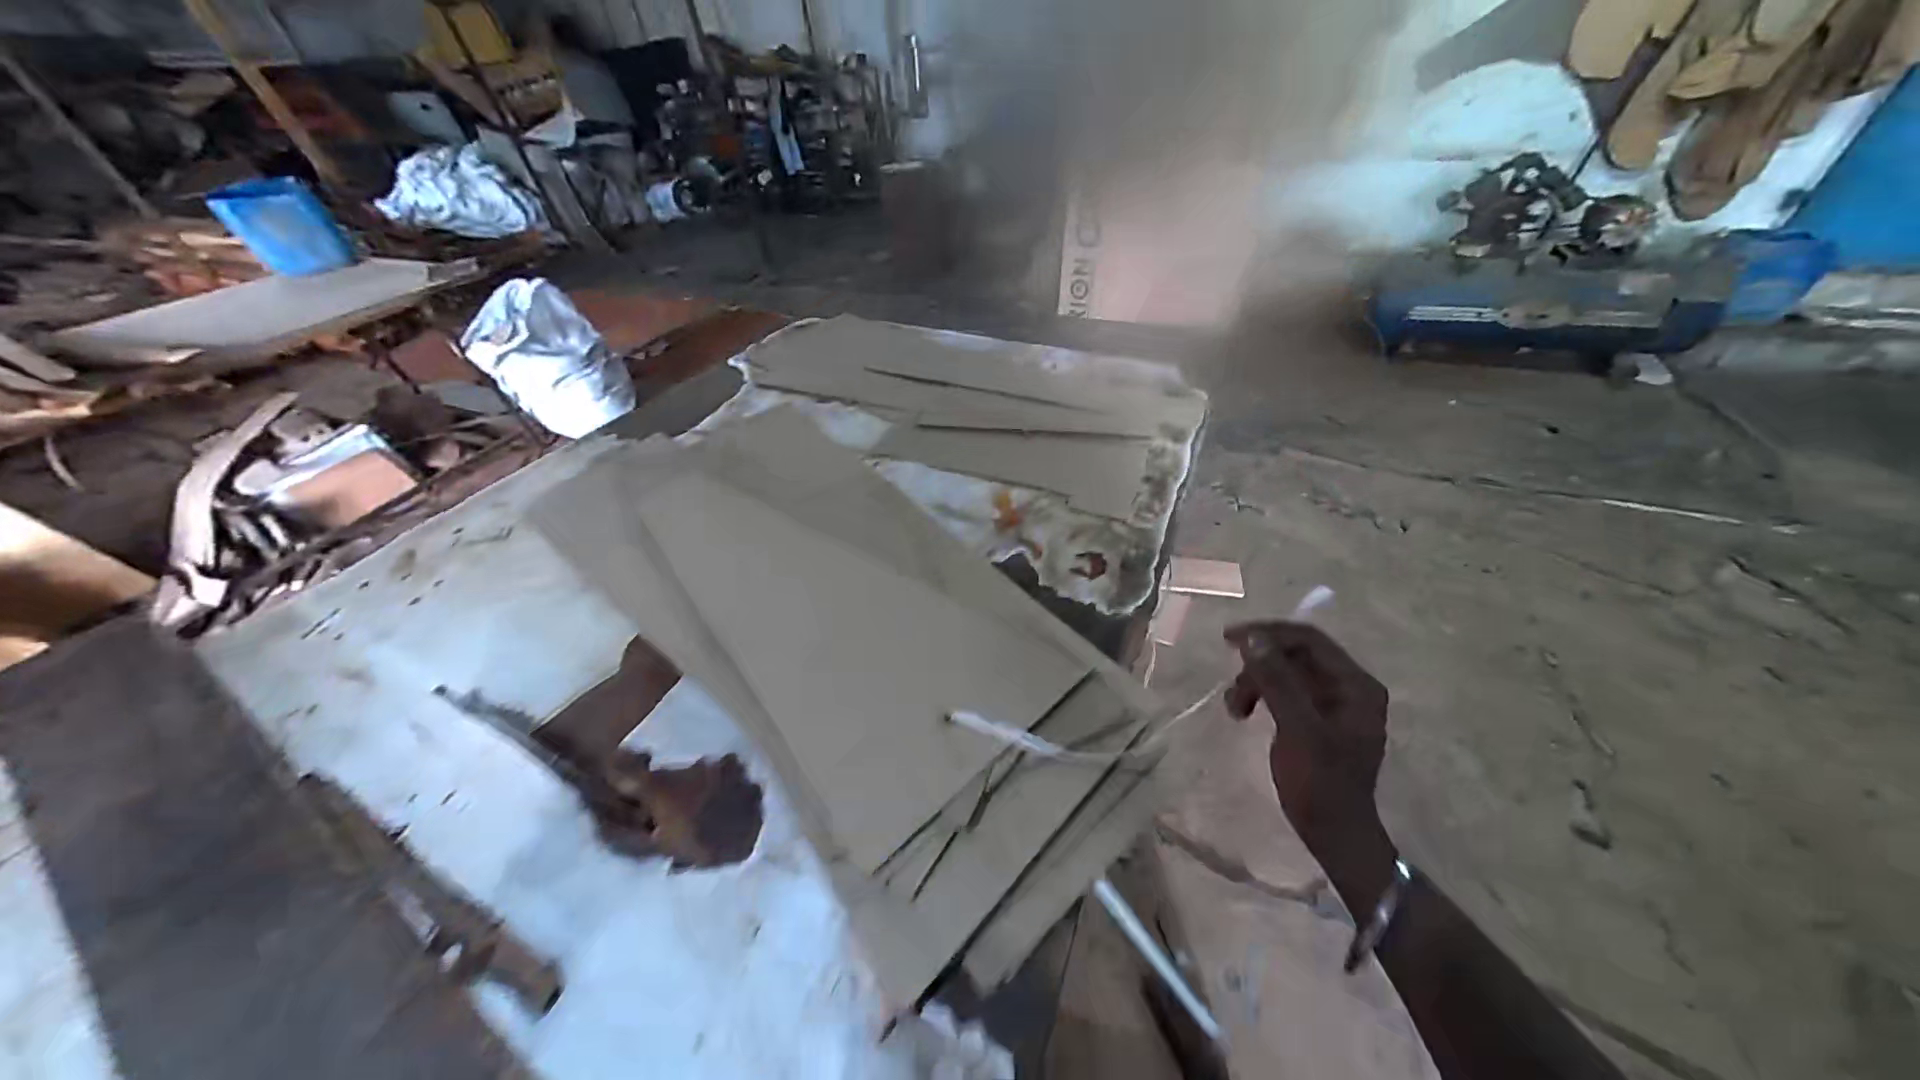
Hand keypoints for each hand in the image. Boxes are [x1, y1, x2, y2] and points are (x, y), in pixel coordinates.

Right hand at [1223, 622, 1389, 863]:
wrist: (1334, 834)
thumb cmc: (1320, 783)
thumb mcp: (1297, 728)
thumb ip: (1277, 680)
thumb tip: (1252, 638)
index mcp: (1356, 685)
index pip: (1310, 640)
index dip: (1268, 634)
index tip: (1228, 639)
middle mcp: (1349, 687)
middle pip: (1296, 654)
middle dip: (1258, 666)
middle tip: (1231, 688)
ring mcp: (1334, 703)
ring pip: (1286, 673)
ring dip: (1255, 682)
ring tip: (1235, 709)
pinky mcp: (1317, 718)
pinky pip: (1285, 691)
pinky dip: (1262, 696)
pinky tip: (1245, 713)